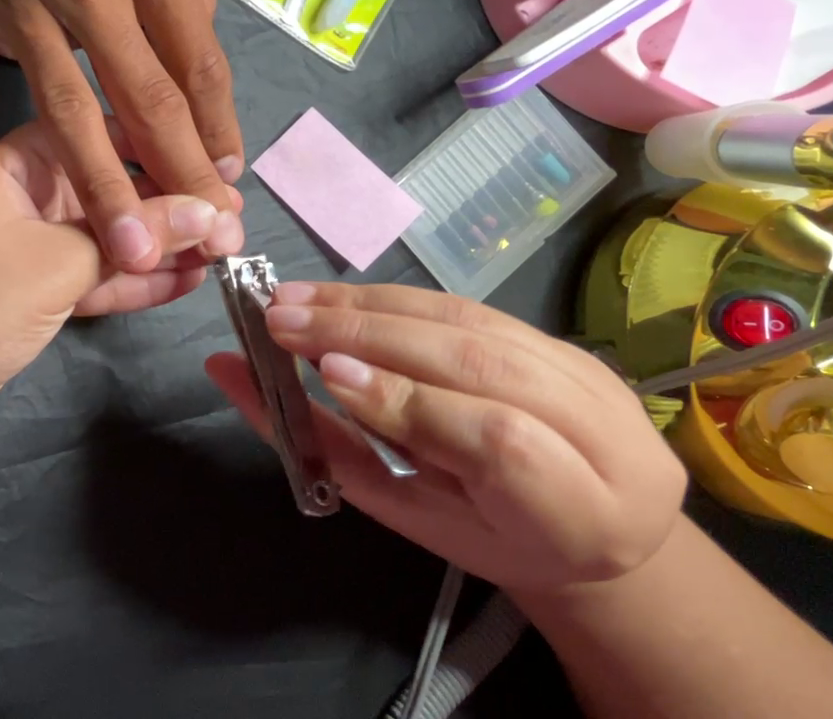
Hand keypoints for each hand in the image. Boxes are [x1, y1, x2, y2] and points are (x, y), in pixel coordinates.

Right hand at [0, 0, 244, 271]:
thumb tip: (194, 79)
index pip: (196, 62)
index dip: (218, 130)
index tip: (227, 186)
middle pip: (143, 97)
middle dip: (179, 176)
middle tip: (204, 245)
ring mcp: (20, 8)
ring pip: (64, 108)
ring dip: (98, 183)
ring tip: (124, 251)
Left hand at [0, 120, 219, 412]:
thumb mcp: (59, 261)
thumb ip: (134, 237)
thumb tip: (212, 214)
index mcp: (15, 164)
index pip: (96, 137)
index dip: (157, 151)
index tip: (214, 168)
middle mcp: (28, 193)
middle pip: (110, 190)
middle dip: (170, 208)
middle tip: (232, 223)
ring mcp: (36, 241)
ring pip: (110, 236)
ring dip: (161, 248)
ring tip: (225, 252)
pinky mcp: (42, 284)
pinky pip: (97, 273)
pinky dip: (136, 279)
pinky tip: (189, 278)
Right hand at [205, 283, 687, 593]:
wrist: (588, 528)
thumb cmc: (478, 535)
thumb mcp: (398, 510)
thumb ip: (315, 440)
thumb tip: (224, 368)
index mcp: (577, 516)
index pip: (494, 442)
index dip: (407, 399)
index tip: (322, 370)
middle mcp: (608, 439)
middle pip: (482, 364)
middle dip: (369, 333)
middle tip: (280, 319)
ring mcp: (595, 381)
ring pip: (474, 323)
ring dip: (372, 304)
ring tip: (295, 299)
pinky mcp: (569, 345)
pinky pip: (471, 308)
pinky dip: (396, 298)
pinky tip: (340, 297)